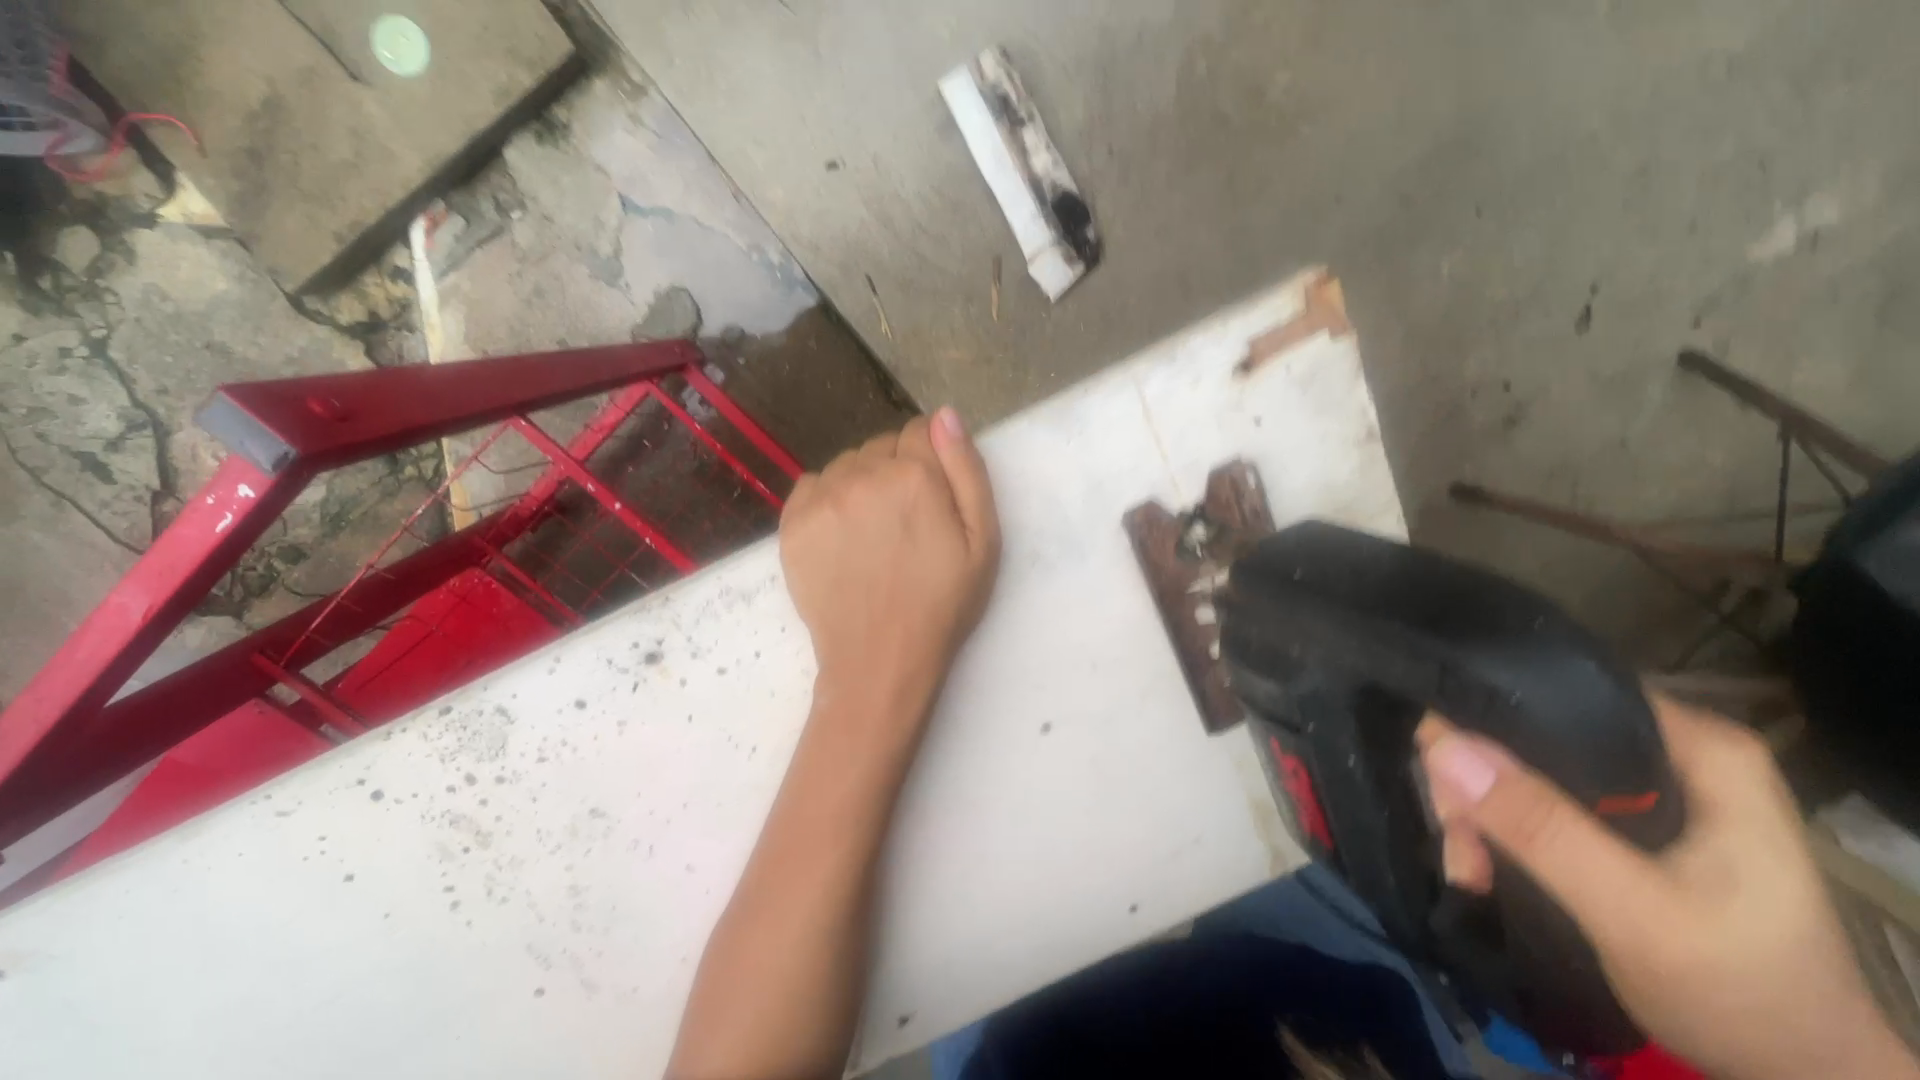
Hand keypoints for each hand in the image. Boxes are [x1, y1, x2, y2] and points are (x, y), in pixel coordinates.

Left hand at [779, 408, 1000, 730]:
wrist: (880, 658)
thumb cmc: (942, 604)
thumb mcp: (983, 541)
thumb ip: (966, 470)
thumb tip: (945, 415)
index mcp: (914, 476)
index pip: (920, 431)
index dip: (931, 459)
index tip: (933, 494)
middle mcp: (863, 475)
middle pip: (882, 446)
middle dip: (896, 469)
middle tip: (906, 521)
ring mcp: (822, 499)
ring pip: (846, 464)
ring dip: (861, 483)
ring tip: (873, 533)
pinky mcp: (793, 523)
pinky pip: (811, 486)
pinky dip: (828, 500)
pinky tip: (843, 536)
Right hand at [1418, 695, 1919, 1079]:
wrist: (1795, 1074)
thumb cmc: (1738, 988)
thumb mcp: (1632, 910)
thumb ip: (1540, 827)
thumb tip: (1439, 742)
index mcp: (1698, 746)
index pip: (1571, 691)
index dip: (1493, 716)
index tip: (1439, 760)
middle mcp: (1672, 752)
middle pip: (1539, 735)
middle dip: (1482, 786)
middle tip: (1455, 838)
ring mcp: (1650, 791)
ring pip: (1532, 773)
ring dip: (1484, 820)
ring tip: (1468, 871)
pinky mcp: (1628, 828)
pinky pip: (1542, 808)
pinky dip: (1504, 839)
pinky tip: (1484, 873)